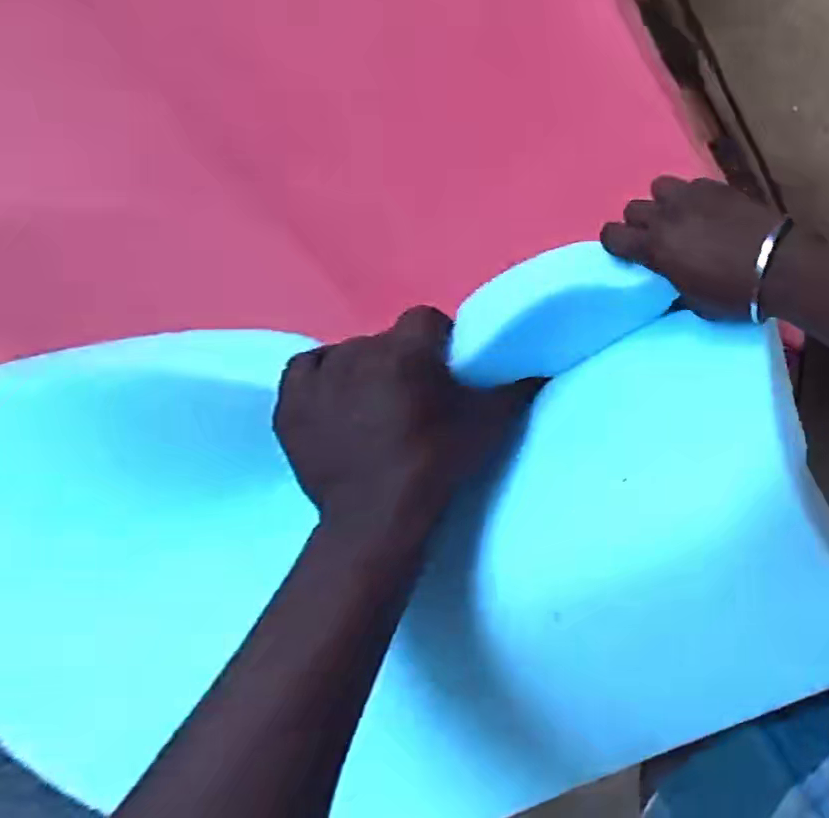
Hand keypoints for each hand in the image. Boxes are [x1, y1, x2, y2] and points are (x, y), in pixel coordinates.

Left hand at [274, 306, 543, 537]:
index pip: (424, 317)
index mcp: (406, 353)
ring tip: (380, 395)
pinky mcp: (288, 406)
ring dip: (367, 365)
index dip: (441, 337)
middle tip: (420, 387)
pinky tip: (343, 394)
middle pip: (387, 337)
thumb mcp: (493, 419)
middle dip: (405, 354)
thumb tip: (540, 366)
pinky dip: (326, 373)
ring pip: (348, 352)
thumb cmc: (441, 457)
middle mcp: (357, 356)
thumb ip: (518, 385)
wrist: (379, 512)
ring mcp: (317, 381)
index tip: (451, 364)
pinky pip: (307, 367)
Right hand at [600, 176, 789, 320]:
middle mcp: (667, 216)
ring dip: (668, 203)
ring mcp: (694, 196)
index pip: (612, 235)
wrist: (780, 266)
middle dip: (643, 223)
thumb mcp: (698, 303)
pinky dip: (697, 196)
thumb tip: (670, 282)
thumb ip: (675, 286)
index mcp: (656, 247)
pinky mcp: (720, 187)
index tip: (630, 252)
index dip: (617, 244)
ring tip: (687, 217)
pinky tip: (713, 210)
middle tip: (663, 237)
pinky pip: (694, 184)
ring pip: (661, 188)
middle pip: (634, 208)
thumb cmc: (738, 294)